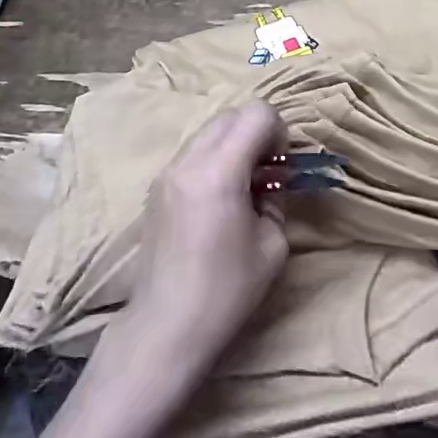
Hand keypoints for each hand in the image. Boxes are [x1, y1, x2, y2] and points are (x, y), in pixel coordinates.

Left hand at [121, 101, 289, 372]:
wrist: (168, 324)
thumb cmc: (228, 290)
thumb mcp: (272, 244)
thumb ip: (276, 199)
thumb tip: (272, 180)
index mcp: (218, 171)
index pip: (255, 113)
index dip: (278, 132)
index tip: (281, 168)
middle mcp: (187, 161)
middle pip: (229, 117)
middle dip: (255, 135)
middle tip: (268, 175)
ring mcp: (166, 172)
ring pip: (207, 134)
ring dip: (232, 147)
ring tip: (243, 190)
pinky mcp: (155, 188)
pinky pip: (190, 155)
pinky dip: (211, 161)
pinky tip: (218, 202)